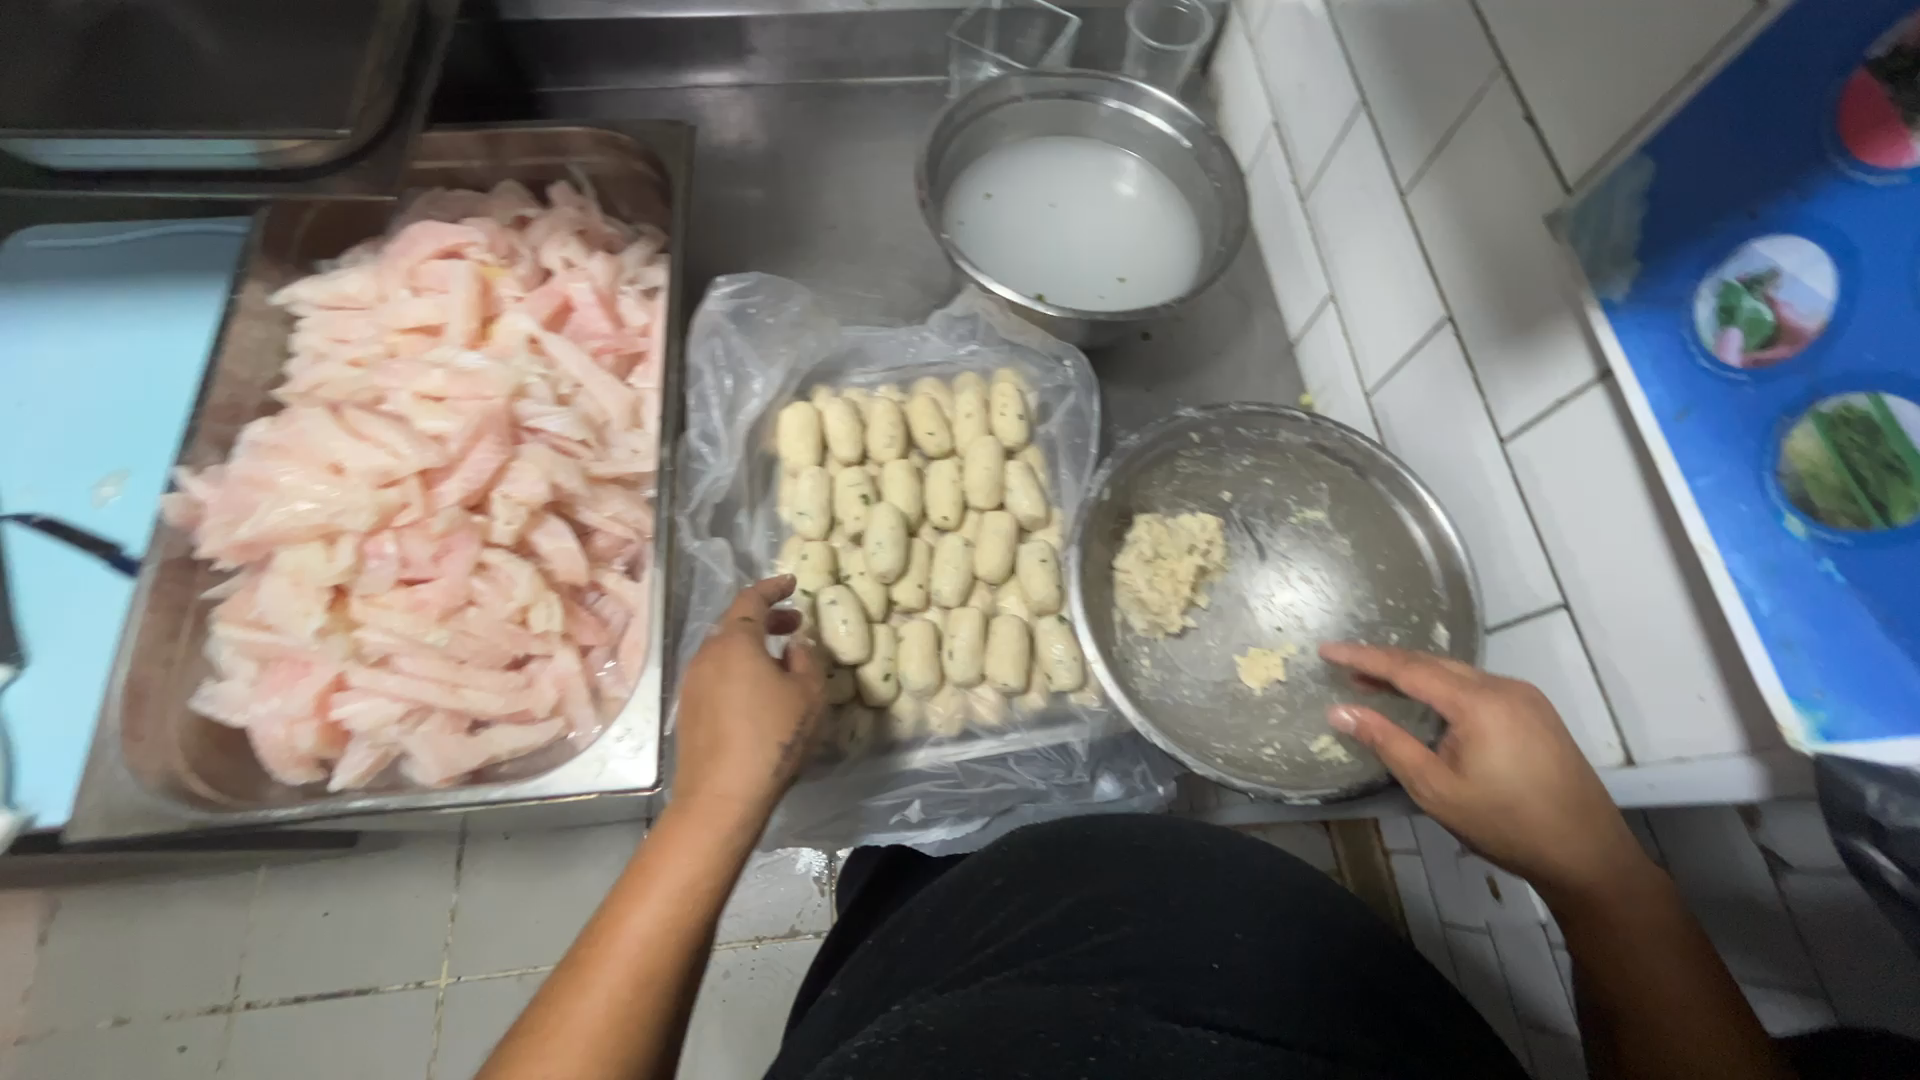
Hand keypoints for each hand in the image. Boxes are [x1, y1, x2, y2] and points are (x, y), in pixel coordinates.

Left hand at [674, 576, 826, 820]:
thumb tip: (793, 647)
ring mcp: (692, 683)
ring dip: (752, 647)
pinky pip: (717, 674)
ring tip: (781, 660)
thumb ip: (805, 659)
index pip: (751, 599)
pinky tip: (759, 691)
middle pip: (734, 623)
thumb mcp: (808, 694)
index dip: (773, 587)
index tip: (792, 584)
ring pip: (724, 651)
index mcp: (735, 641)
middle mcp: (706, 655)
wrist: (721, 796)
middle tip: (794, 625)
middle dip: (765, 619)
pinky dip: (739, 669)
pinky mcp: (688, 710)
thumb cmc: (772, 737)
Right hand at [1320, 642, 1651, 903]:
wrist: (1589, 857)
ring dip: (1413, 675)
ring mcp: (1525, 698)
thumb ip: (1385, 742)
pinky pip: (1475, 686)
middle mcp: (1504, 688)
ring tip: (1374, 684)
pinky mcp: (1535, 713)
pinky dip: (1440, 687)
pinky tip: (1424, 701)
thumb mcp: (1434, 787)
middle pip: (1432, 664)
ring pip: (1454, 673)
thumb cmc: (1505, 824)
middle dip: (1385, 663)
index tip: (1326, 650)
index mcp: (1478, 702)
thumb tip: (1338, 711)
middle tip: (1344, 668)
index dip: (1362, 657)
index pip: (1407, 668)